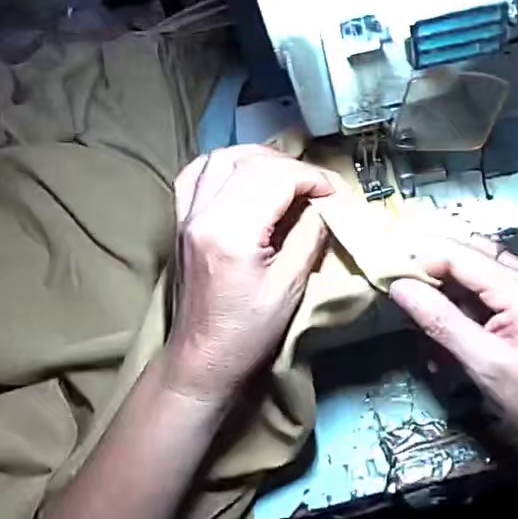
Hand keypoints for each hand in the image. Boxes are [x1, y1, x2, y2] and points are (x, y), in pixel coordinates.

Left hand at [167, 145, 337, 406]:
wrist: (202, 361)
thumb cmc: (249, 332)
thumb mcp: (290, 286)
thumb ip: (310, 235)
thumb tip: (325, 204)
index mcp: (231, 231)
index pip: (276, 177)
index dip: (313, 178)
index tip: (335, 194)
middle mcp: (203, 213)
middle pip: (251, 162)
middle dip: (292, 166)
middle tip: (317, 187)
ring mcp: (187, 214)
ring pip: (223, 157)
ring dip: (260, 158)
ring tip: (287, 175)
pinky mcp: (182, 220)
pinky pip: (198, 172)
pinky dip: (226, 164)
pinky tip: (245, 174)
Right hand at [388, 239, 517, 467]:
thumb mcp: (484, 364)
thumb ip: (441, 321)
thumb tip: (401, 287)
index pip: (459, 254)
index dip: (421, 260)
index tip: (388, 276)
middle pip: (468, 250)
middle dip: (431, 266)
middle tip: (399, 288)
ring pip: (476, 264)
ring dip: (445, 281)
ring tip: (418, 307)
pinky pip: (487, 283)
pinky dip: (462, 297)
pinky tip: (444, 321)